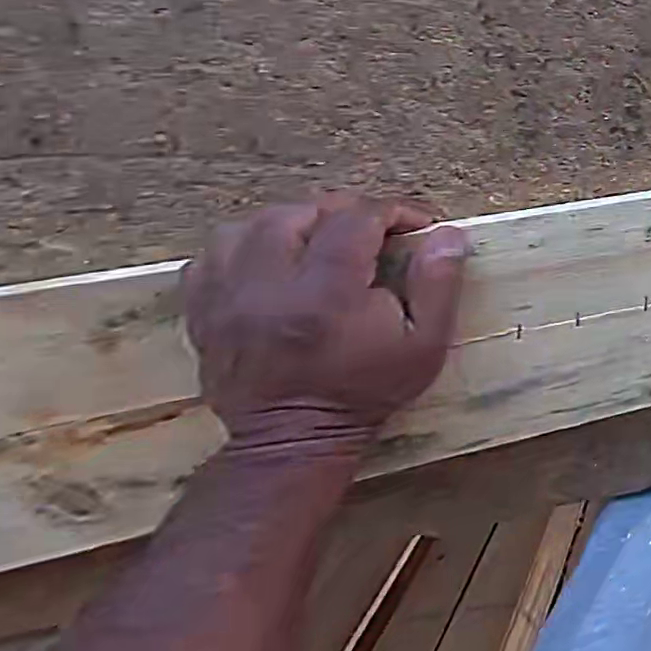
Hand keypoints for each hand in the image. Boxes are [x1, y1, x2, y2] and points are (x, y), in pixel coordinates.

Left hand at [184, 194, 471, 451]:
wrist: (294, 440)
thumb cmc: (371, 388)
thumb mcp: (428, 340)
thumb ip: (439, 282)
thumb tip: (447, 233)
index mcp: (327, 296)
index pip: (355, 220)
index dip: (395, 210)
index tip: (419, 224)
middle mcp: (267, 290)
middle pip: (297, 214)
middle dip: (346, 210)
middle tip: (377, 228)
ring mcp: (226, 302)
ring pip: (247, 228)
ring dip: (295, 221)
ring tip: (327, 236)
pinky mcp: (203, 314)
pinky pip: (212, 256)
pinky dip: (250, 244)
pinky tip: (281, 257)